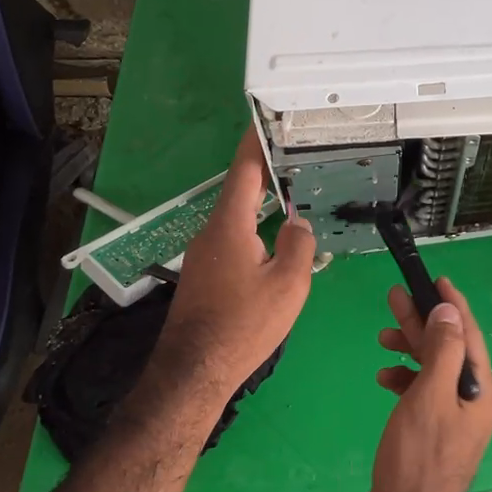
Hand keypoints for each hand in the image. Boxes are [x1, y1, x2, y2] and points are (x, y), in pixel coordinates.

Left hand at [157, 127, 314, 392]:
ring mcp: (205, 255)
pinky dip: (257, 223)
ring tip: (294, 186)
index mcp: (229, 226)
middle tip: (297, 148)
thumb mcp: (288, 284)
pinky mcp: (206, 275)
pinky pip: (235, 235)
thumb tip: (297, 224)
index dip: (256, 140)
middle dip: (267, 167)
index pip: (244, 170)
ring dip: (263, 198)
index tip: (268, 116)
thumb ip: (299, 244)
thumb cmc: (242, 326)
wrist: (192, 375)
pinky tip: (276, 233)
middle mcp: (211, 233)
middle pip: (241, 189)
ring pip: (238, 215)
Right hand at [362, 279, 491, 491]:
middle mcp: (473, 399)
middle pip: (448, 347)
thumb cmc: (419, 458)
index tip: (438, 280)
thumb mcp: (431, 397)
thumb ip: (443, 350)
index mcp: (482, 390)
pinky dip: (404, 379)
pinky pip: (421, 392)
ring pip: (432, 367)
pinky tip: (384, 375)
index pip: (469, 334)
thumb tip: (449, 311)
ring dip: (409, 349)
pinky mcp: (432, 430)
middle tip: (396, 297)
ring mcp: (453, 416)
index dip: (453, 304)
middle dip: (423, 322)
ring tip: (383, 336)